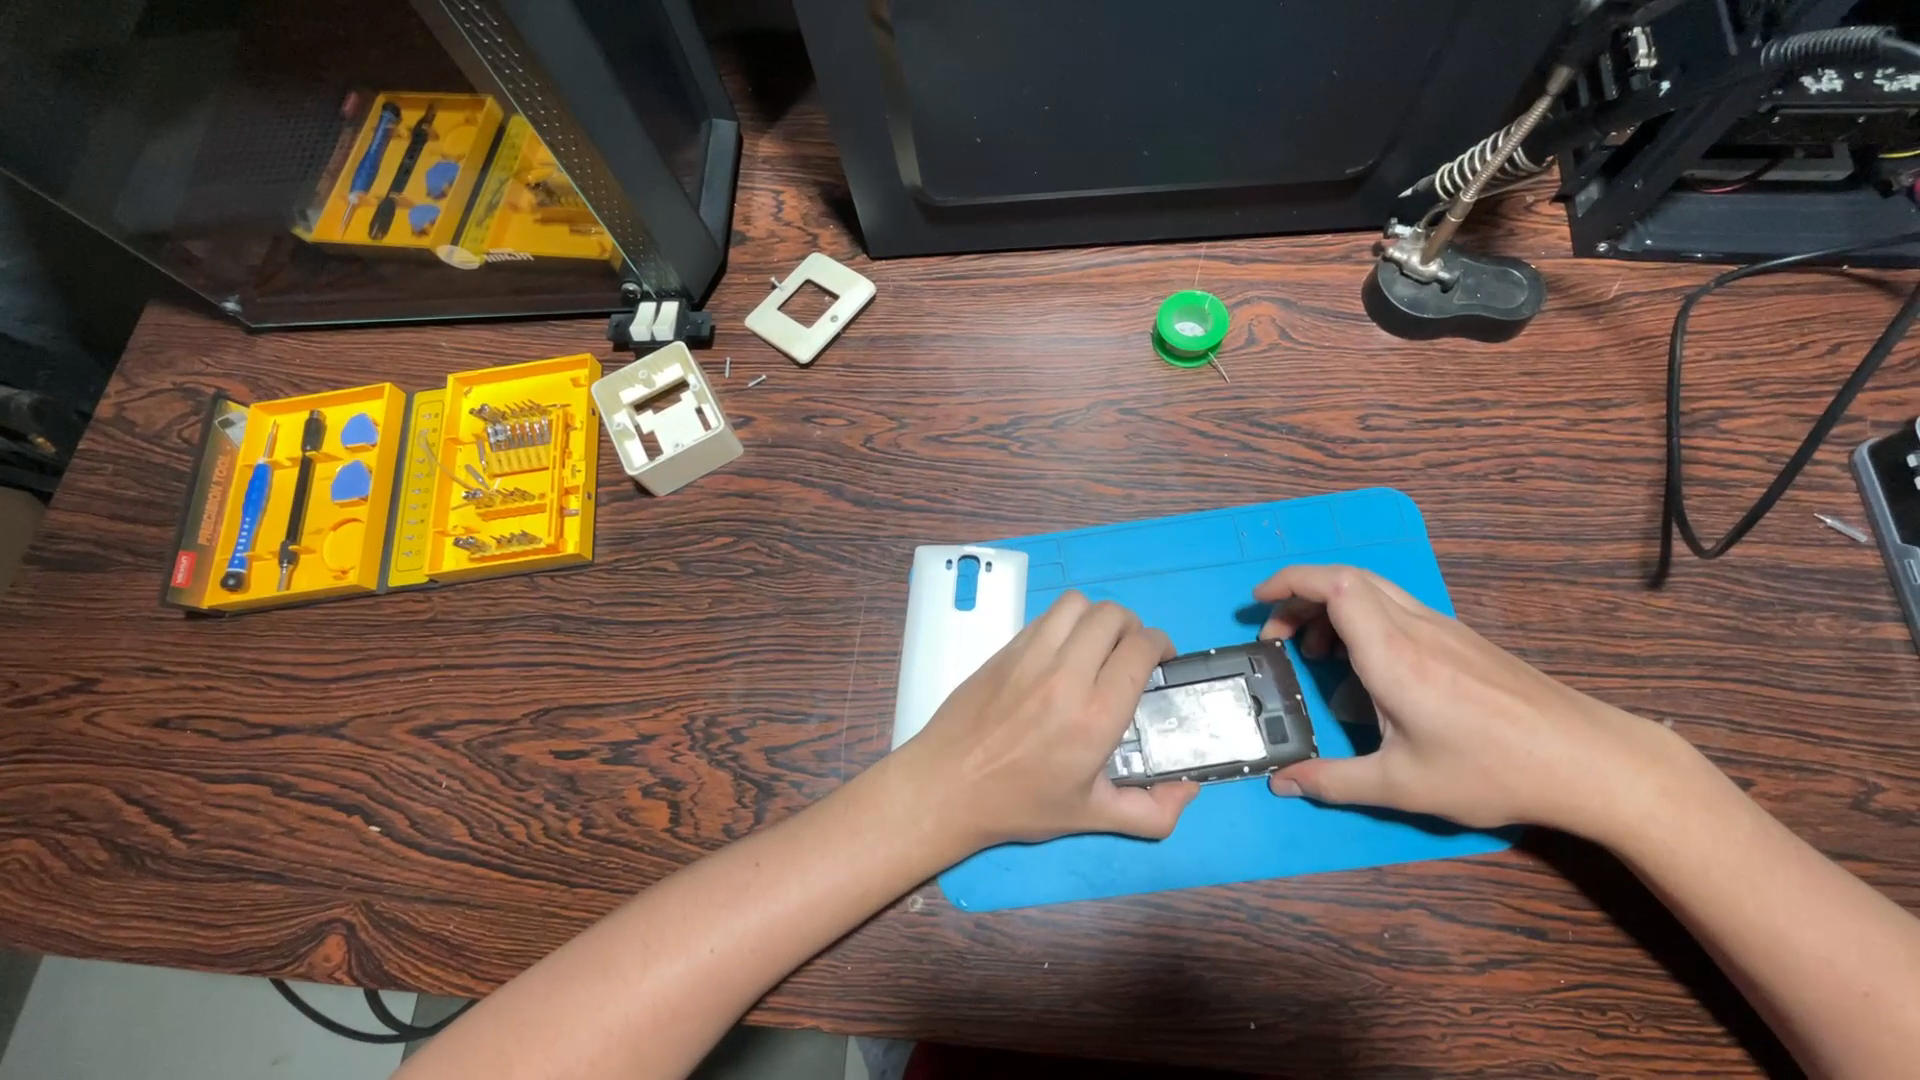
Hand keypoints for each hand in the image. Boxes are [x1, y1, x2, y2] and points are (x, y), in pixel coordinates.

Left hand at [899, 592, 1200, 848]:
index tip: (1162, 661)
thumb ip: (1152, 810)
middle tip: (1132, 653)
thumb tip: (1190, 789)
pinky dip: (1064, 623)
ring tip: (1098, 644)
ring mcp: (1030, 656)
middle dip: (1134, 627)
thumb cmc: (1019, 804)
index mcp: (1095, 714)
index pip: (1141, 648)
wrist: (947, 786)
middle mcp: (1066, 674)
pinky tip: (1062, 651)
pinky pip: (1044, 617)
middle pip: (1113, 615)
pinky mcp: (1004, 650)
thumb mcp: (1092, 817)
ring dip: (1097, 618)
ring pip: (1077, 604)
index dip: (1161, 645)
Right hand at [1255, 565, 1681, 835]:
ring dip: (1331, 606)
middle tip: (1278, 635)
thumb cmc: (1492, 770)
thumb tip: (1281, 784)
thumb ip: (1333, 781)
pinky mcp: (1462, 639)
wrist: (1591, 761)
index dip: (1290, 582)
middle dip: (1300, 594)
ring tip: (1315, 650)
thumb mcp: (1402, 785)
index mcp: (1393, 654)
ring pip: (1373, 589)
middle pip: (1347, 577)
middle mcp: (1415, 627)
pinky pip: (1396, 607)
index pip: (1334, 585)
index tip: (1259, 603)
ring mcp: (1443, 627)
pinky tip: (1365, 666)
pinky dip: (1362, 618)